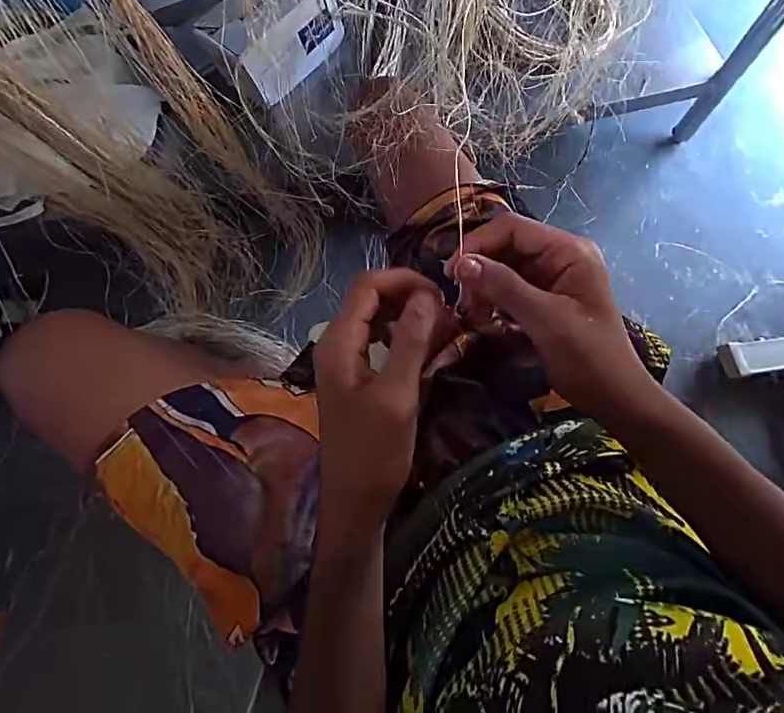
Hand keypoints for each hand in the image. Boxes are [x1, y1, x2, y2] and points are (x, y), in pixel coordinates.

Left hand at [313, 268, 451, 528]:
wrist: (354, 504)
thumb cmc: (374, 452)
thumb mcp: (397, 396)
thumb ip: (409, 342)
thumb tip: (427, 296)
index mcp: (339, 341)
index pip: (368, 284)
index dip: (404, 279)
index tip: (440, 294)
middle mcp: (337, 342)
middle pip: (371, 296)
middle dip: (409, 296)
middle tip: (447, 314)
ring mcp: (345, 358)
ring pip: (377, 316)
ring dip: (409, 315)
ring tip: (442, 328)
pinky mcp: (356, 374)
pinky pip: (379, 339)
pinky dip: (403, 336)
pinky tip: (425, 349)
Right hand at [449, 213, 659, 423]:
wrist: (617, 400)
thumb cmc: (589, 358)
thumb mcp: (546, 320)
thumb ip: (504, 287)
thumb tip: (461, 263)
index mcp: (568, 251)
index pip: (512, 228)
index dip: (478, 242)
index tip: (453, 271)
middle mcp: (559, 256)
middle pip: (505, 246)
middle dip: (480, 268)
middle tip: (462, 301)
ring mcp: (551, 277)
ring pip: (503, 267)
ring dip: (483, 288)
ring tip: (473, 315)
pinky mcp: (543, 298)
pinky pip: (508, 288)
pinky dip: (493, 301)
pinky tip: (485, 321)